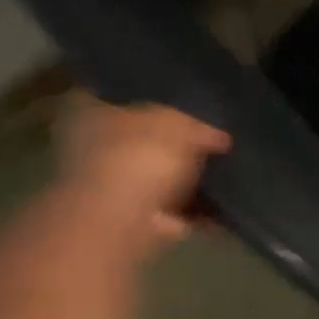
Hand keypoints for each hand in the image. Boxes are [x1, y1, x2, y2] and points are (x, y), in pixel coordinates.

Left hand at [57, 94, 230, 238]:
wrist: (122, 221)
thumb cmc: (137, 156)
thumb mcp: (177, 125)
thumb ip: (199, 127)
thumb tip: (220, 138)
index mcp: (88, 110)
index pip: (120, 96)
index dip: (155, 100)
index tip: (188, 107)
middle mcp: (91, 147)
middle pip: (143, 141)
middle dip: (177, 146)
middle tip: (215, 145)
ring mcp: (112, 189)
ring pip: (159, 179)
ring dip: (190, 182)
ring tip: (229, 176)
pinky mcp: (136, 222)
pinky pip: (176, 212)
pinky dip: (200, 213)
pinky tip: (228, 208)